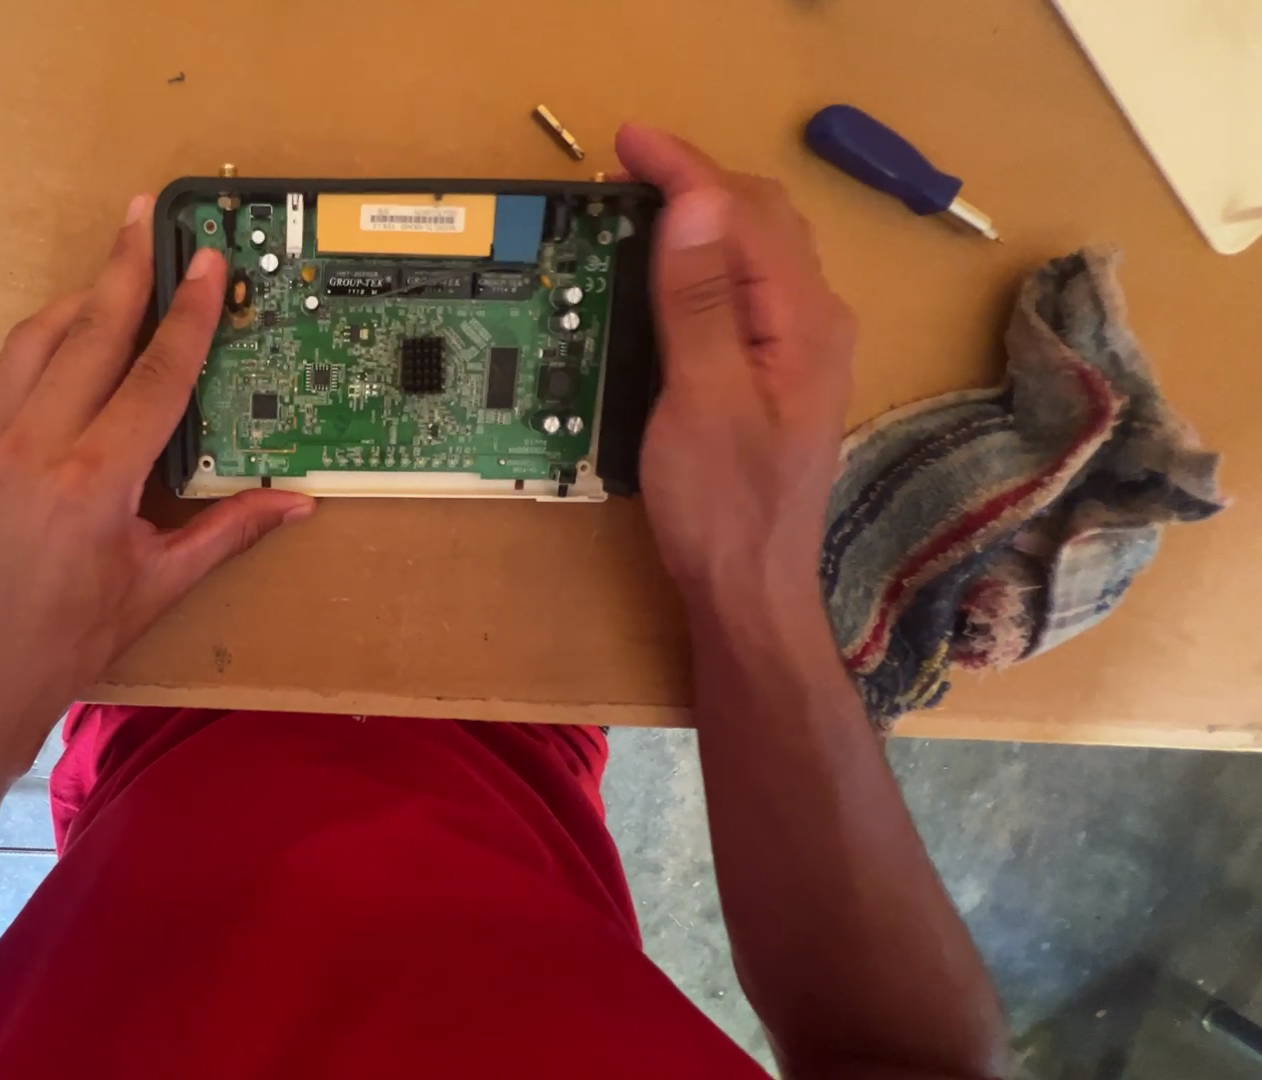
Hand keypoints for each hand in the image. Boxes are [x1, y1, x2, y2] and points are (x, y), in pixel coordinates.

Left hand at [0, 195, 314, 817]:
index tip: (209, 264)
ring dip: (83, 296)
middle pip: (92, 331)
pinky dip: (41, 336)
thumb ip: (231, 530)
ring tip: (117, 270)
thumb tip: (298, 503)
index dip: (190, 316)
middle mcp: (39, 443)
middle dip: (126, 267)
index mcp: (95, 480)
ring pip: (39, 338)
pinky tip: (65, 335)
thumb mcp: (162, 583)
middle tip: (148, 211)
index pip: (156, 376)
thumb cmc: (77, 635)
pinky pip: (6, 366)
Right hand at [615, 126, 854, 608]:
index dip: (685, 170)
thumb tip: (692, 207)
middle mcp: (809, 322)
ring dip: (697, 221)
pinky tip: (665, 275)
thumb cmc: (720, 504)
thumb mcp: (702, 401)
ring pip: (750, 255)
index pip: (743, 214)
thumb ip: (699, 304)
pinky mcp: (768, 373)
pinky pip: (738, 293)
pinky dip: (698, 266)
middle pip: (758, 222)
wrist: (745, 582)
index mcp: (801, 320)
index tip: (627, 144)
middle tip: (624, 177)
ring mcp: (793, 349)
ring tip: (639, 211)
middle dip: (693, 185)